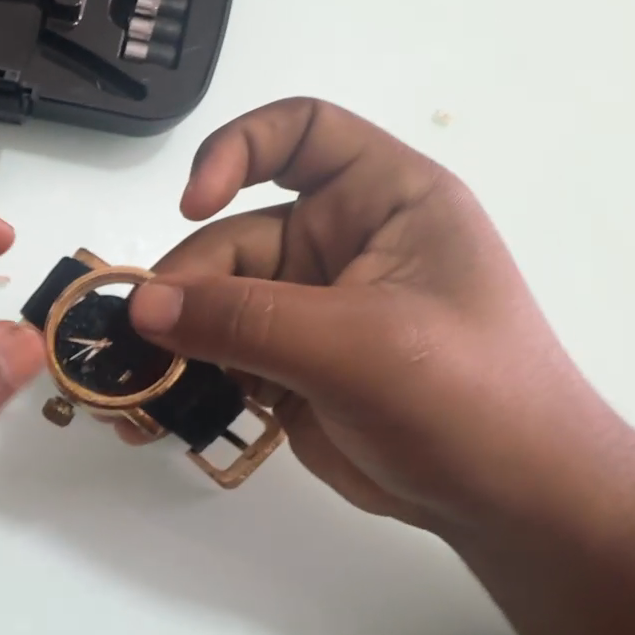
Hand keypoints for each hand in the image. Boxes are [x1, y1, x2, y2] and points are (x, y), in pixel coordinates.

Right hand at [127, 98, 628, 531]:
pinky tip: (150, 417)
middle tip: (144, 346)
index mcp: (381, 202)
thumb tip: (141, 308)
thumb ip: (244, 321)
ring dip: (168, 344)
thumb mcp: (357, 346)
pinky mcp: (282, 366)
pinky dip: (180, 383)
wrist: (502, 501)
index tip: (192, 206)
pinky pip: (213, 358)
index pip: (301, 133)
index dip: (238, 151)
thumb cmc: (466, 399)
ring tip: (132, 390)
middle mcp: (337, 246)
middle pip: (230, 240)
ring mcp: (305, 310)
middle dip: (185, 291)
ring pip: (209, 304)